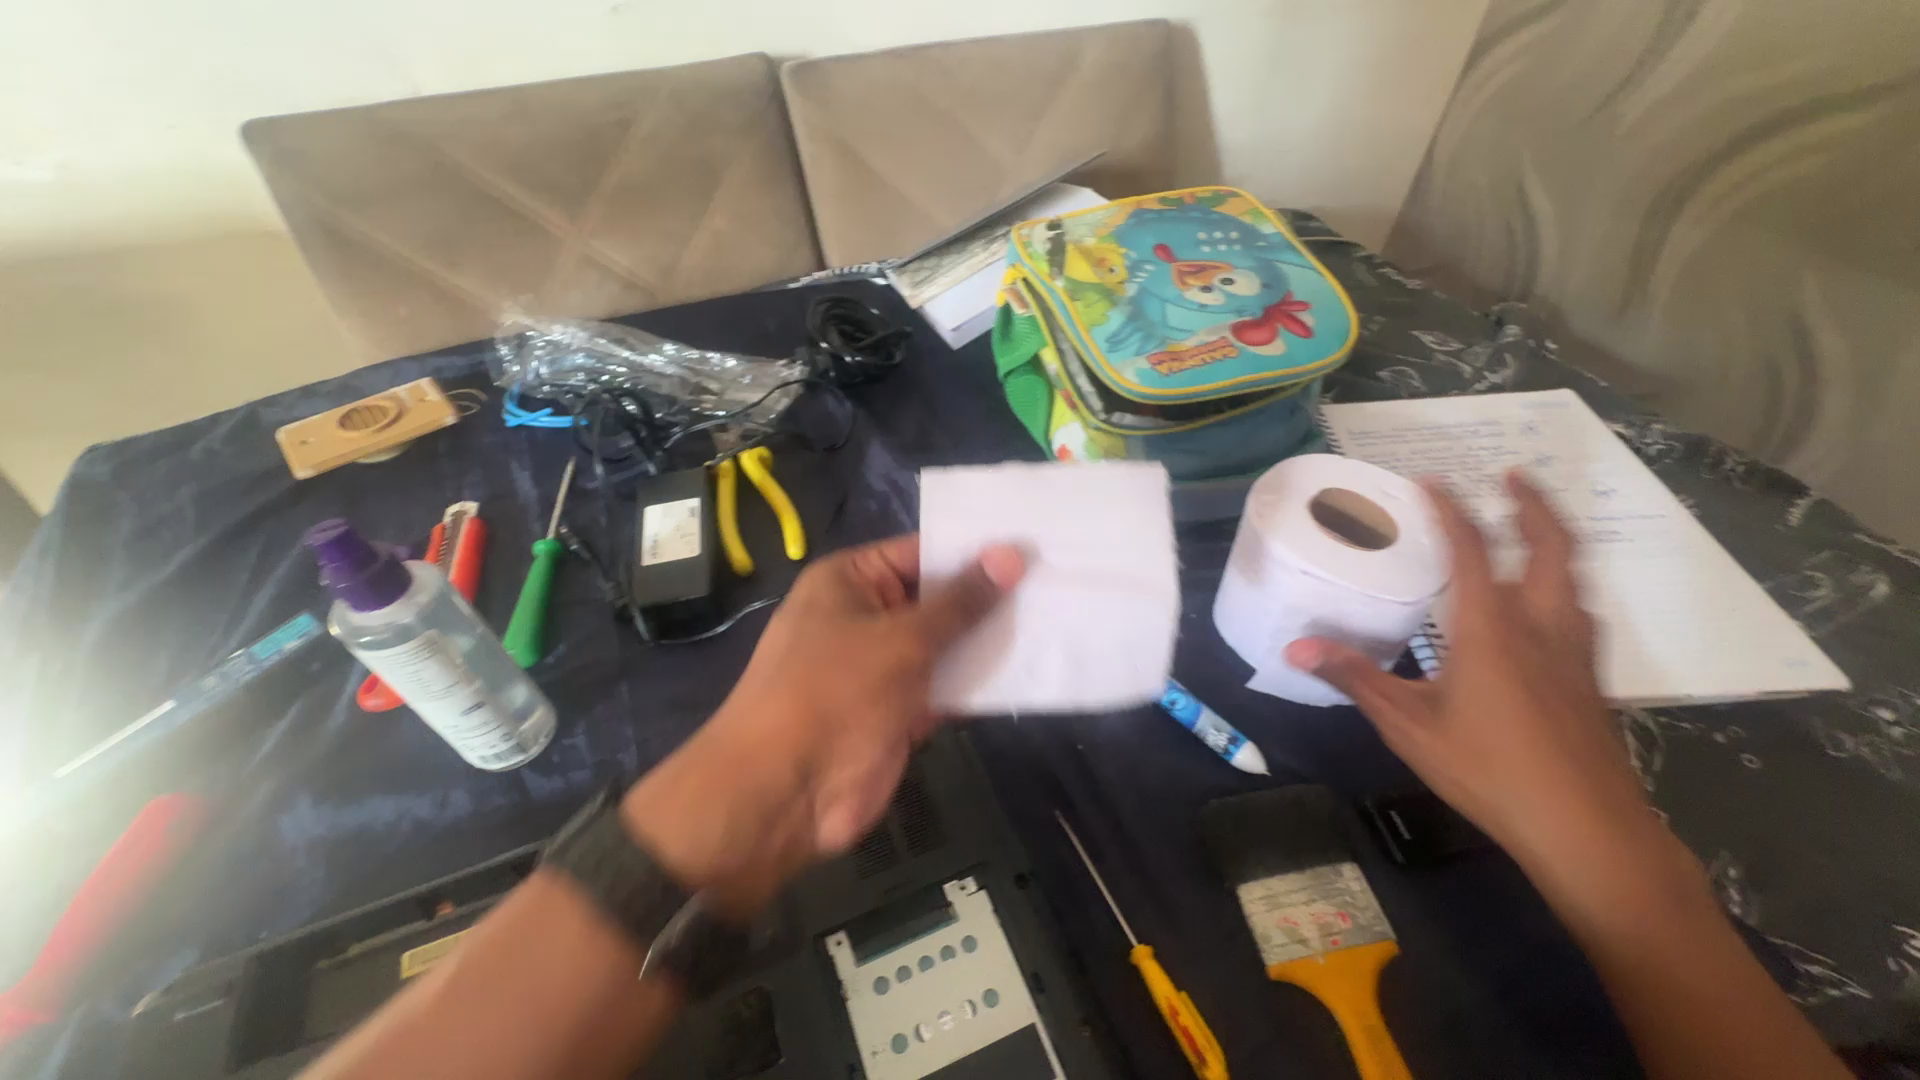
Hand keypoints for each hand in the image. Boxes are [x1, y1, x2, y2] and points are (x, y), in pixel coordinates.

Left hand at [622, 534, 1023, 911]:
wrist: (783, 795)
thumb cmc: (832, 695)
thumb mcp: (901, 640)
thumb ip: (961, 602)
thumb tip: (1013, 554)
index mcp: (850, 582)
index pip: (921, 551)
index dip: (975, 550)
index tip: (1034, 546)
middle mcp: (865, 616)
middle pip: (937, 598)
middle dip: (990, 597)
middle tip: (1060, 582)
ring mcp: (883, 666)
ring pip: (946, 644)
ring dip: (990, 641)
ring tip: (1057, 620)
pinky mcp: (900, 710)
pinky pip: (947, 686)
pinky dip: (979, 683)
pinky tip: (1031, 671)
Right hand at [1285, 471, 1648, 862]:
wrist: (1587, 827)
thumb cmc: (1489, 769)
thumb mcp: (1408, 724)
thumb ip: (1356, 678)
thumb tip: (1297, 647)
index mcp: (1492, 629)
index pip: (1472, 550)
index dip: (1450, 511)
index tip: (1432, 481)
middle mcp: (1541, 626)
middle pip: (1549, 547)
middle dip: (1531, 506)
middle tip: (1510, 479)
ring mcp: (1575, 652)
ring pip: (1572, 577)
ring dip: (1553, 543)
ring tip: (1529, 531)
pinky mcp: (1591, 678)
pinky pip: (1579, 610)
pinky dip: (1561, 584)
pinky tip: (1546, 608)